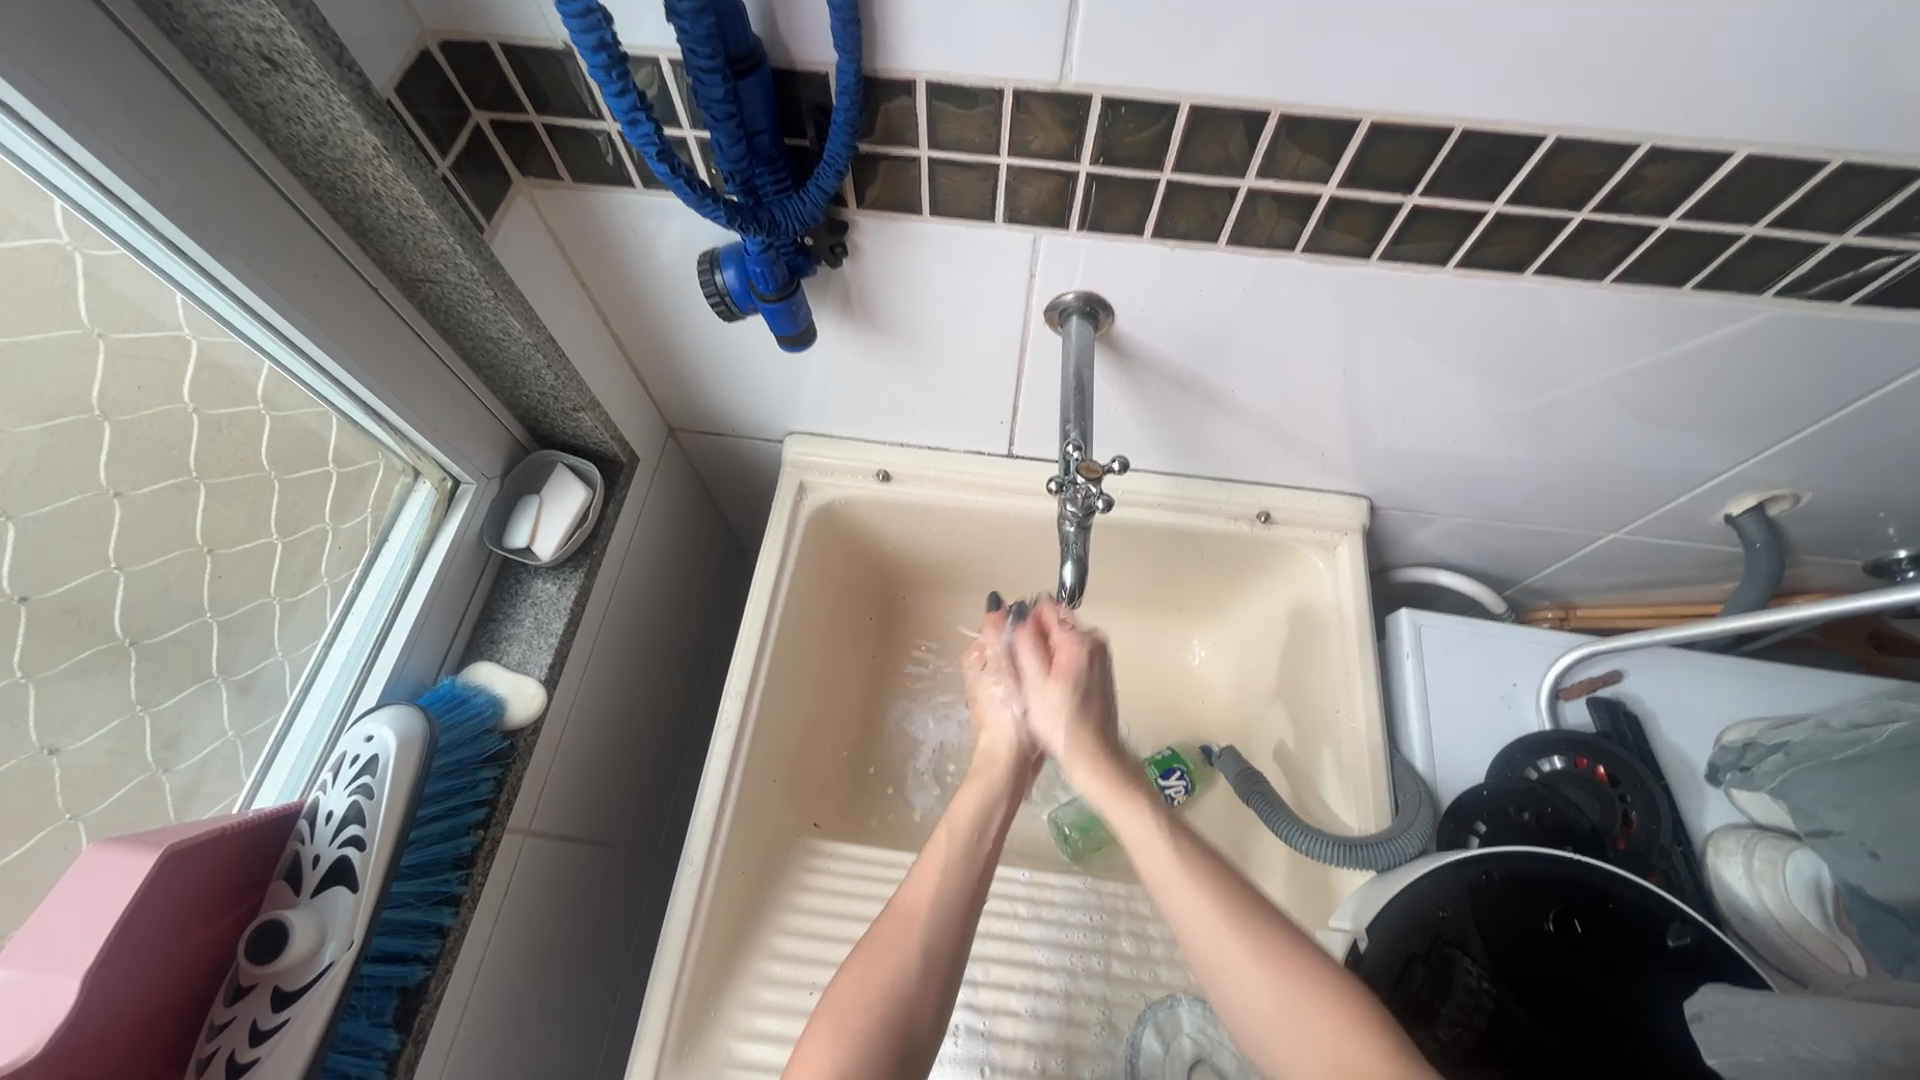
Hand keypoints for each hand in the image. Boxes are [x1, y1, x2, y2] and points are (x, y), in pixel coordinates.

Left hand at [962, 600, 1042, 785]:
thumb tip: (995, 600)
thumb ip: (995, 629)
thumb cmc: (1005, 710)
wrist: (1009, 759)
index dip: (1023, 622)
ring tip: (1057, 665)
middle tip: (1055, 647)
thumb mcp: (998, 662)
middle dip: (1033, 641)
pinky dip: (1040, 678)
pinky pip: (1029, 679)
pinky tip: (1053, 683)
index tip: (1045, 626)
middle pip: (1013, 641)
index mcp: (977, 655)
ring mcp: (999, 687)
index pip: (1001, 623)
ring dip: (1039, 659)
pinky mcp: (1013, 703)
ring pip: (1024, 660)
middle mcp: (984, 668)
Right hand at [1008, 598, 1125, 784]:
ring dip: (1045, 654)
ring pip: (1061, 639)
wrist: (1094, 754)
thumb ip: (1024, 640)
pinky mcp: (1100, 669)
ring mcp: (1100, 654)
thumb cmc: (1060, 721)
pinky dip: (1058, 664)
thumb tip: (1017, 612)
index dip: (1025, 623)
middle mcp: (1095, 639)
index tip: (1017, 647)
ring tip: (1037, 683)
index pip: (1045, 606)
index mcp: (1079, 638)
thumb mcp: (1033, 680)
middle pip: (1054, 622)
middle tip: (1026, 672)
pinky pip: (1071, 654)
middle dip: (1036, 639)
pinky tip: (1051, 689)